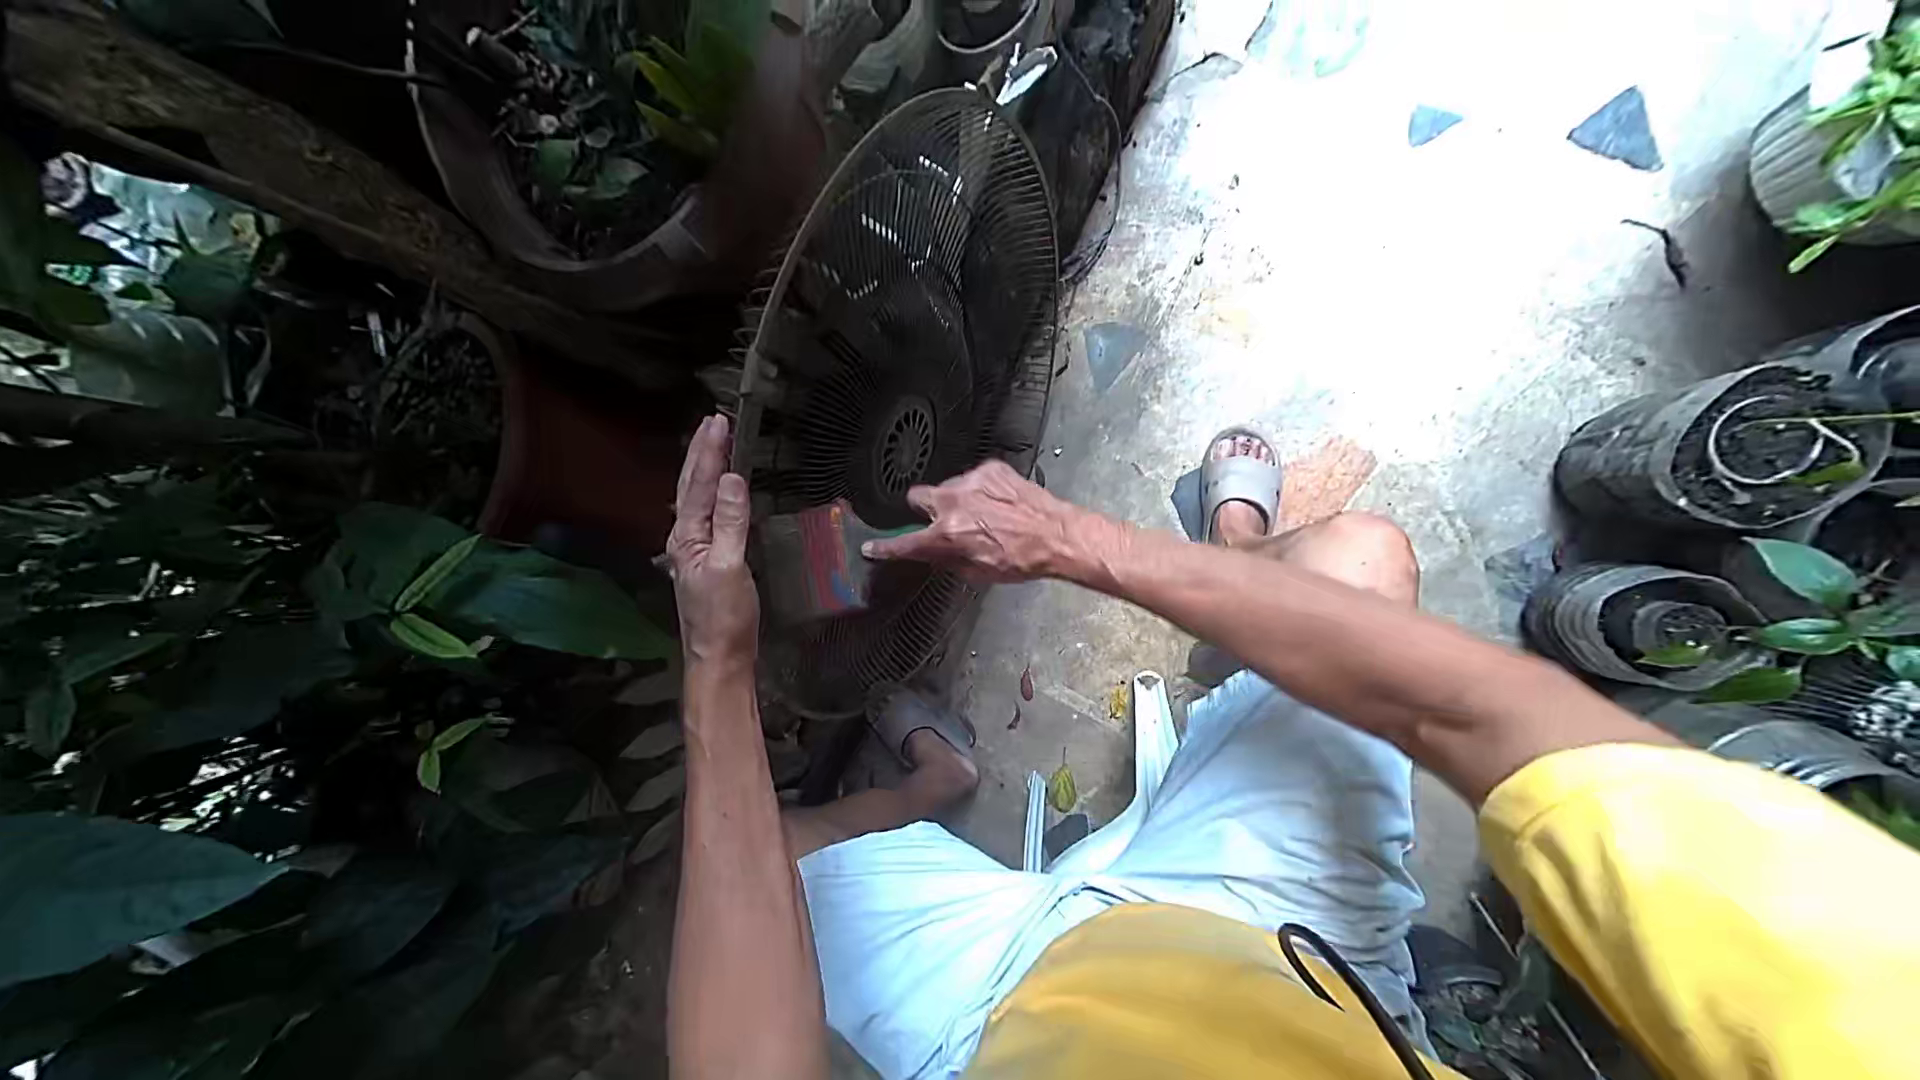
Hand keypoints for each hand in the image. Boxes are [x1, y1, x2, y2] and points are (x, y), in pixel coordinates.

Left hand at [667, 414, 759, 668]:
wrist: (721, 656)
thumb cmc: (725, 616)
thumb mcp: (730, 567)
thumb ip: (730, 522)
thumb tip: (732, 478)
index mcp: (686, 536)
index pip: (697, 485)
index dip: (709, 452)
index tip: (719, 421)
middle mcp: (685, 538)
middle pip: (689, 487)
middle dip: (701, 453)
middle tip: (714, 421)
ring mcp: (695, 549)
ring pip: (696, 499)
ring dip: (704, 469)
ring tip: (715, 444)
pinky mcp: (709, 559)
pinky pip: (708, 514)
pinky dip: (713, 492)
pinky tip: (720, 489)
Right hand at [861, 461, 1092, 583]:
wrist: (1056, 535)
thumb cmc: (1023, 559)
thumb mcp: (978, 572)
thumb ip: (948, 560)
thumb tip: (935, 554)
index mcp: (947, 535)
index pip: (905, 543)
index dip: (886, 548)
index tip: (873, 547)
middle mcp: (953, 504)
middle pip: (917, 498)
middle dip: (924, 510)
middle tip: (942, 521)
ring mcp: (971, 482)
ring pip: (947, 487)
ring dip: (956, 500)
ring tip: (982, 515)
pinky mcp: (990, 469)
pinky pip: (972, 478)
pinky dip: (979, 490)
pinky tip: (997, 504)